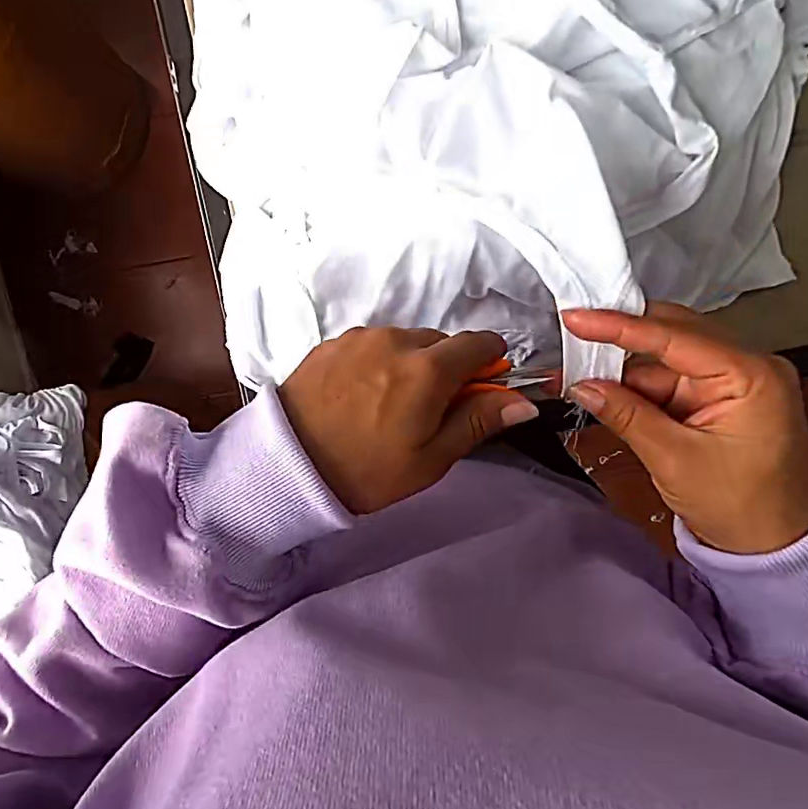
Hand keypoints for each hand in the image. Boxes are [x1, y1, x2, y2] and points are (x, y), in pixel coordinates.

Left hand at [279, 327, 539, 513]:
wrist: (283, 468)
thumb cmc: (365, 471)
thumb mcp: (431, 458)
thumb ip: (479, 421)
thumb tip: (524, 402)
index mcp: (428, 369)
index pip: (481, 343)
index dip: (490, 363)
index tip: (483, 386)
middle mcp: (397, 340)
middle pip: (443, 343)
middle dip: (448, 368)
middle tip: (431, 409)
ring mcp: (361, 337)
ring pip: (407, 341)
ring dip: (413, 363)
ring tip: (390, 404)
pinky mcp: (334, 342)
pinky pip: (374, 343)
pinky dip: (380, 361)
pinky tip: (363, 394)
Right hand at [562, 303, 807, 553]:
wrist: (778, 548)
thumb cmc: (745, 510)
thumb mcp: (675, 460)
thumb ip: (627, 415)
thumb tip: (584, 386)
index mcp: (752, 374)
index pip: (675, 336)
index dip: (620, 326)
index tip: (579, 318)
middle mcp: (749, 366)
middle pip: (673, 336)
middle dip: (621, 343)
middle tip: (574, 339)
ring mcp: (736, 380)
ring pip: (668, 359)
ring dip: (626, 370)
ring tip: (581, 375)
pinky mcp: (723, 396)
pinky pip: (675, 380)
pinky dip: (641, 387)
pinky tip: (609, 391)